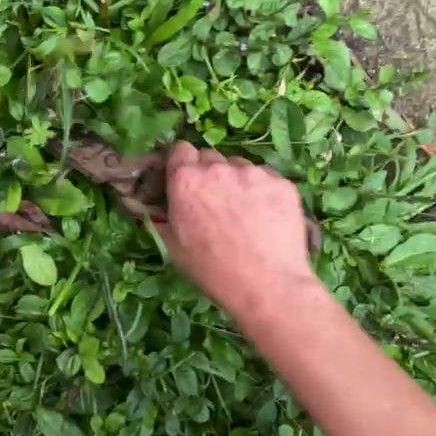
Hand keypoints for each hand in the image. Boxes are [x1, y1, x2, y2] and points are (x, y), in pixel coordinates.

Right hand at [160, 141, 319, 318]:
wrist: (267, 285)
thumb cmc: (212, 269)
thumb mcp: (172, 245)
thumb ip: (160, 216)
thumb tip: (154, 206)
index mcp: (185, 180)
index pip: (180, 150)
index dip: (182, 165)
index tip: (186, 182)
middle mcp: (218, 168)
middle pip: (209, 156)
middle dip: (208, 172)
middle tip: (214, 200)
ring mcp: (253, 173)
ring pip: (239, 165)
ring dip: (236, 180)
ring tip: (244, 210)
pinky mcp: (282, 182)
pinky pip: (266, 177)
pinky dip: (263, 190)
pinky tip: (266, 215)